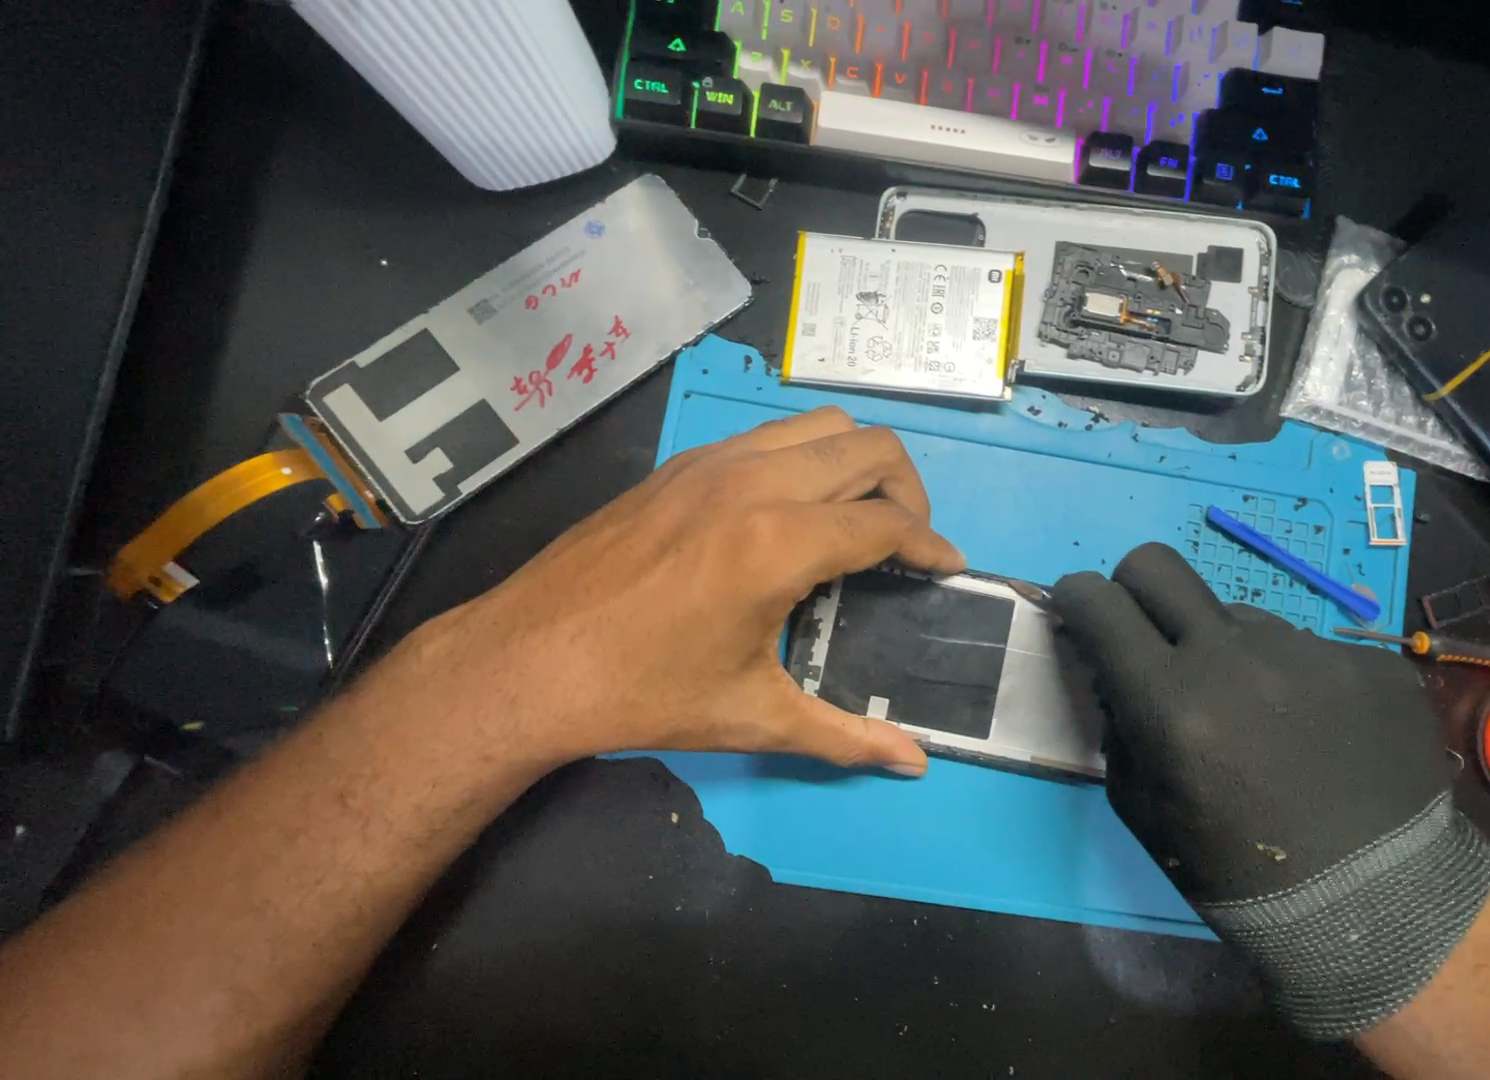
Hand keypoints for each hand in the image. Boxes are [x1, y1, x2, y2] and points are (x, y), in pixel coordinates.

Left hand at [403, 407, 963, 773]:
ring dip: (861, 462)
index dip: (931, 545)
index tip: (948, 567)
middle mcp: (754, 484)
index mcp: (778, 544)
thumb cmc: (643, 693)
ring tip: (861, 515)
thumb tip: (914, 763)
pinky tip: (796, 510)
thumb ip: (845, 737)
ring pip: (822, 425)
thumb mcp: (753, 718)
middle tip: (908, 542)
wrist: (524, 662)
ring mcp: (714, 463)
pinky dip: (810, 457)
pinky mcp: (684, 464)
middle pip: (870, 448)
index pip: (886, 523)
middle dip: (910, 491)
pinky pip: (774, 435)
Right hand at [1053, 543, 1489, 1039]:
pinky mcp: (1370, 662)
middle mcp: (1236, 656)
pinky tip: (1318, 732)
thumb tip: (1120, 673)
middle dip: (1134, 587)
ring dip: (1227, 651)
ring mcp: (1310, 651)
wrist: (1375, 908)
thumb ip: (1120, 726)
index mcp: (1171, 699)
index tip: (1081, 611)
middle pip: (1157, 564)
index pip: (1098, 601)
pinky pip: (1306, 648)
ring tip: (1260, 716)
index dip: (1077, 596)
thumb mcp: (1142, 807)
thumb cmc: (1237, 872)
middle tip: (1150, 635)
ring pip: (1237, 616)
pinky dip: (1293, 679)